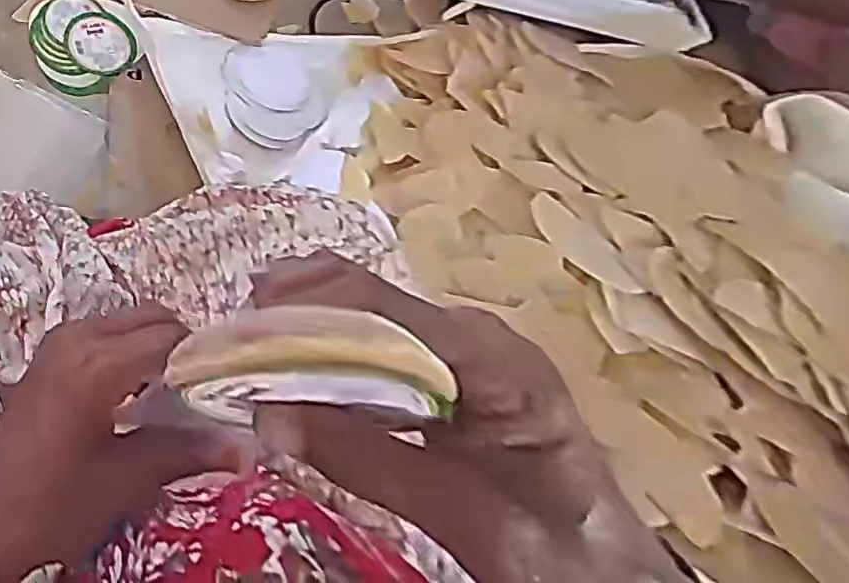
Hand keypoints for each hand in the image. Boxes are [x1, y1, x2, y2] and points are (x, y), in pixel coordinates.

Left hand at [0, 306, 234, 580]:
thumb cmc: (51, 505)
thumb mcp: (121, 481)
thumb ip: (182, 453)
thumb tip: (242, 449)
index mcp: (95, 362)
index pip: (168, 338)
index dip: (203, 359)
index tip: (229, 387)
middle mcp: (77, 336)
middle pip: (149, 318)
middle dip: (182, 347)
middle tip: (206, 391)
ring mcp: (60, 340)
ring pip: (127, 323)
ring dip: (155, 348)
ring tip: (178, 397)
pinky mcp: (52, 352)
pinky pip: (105, 335)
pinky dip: (130, 353)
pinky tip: (141, 396)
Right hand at [250, 253, 683, 582]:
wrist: (611, 571)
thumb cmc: (559, 553)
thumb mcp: (472, 523)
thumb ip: (371, 465)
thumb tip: (267, 417)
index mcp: (492, 359)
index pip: (383, 307)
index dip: (308, 306)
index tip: (247, 322)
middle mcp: (470, 331)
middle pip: (365, 293)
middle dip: (293, 303)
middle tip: (236, 334)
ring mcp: (456, 341)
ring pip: (361, 304)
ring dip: (302, 316)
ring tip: (251, 342)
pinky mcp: (441, 359)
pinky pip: (370, 331)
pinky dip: (322, 338)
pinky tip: (291, 357)